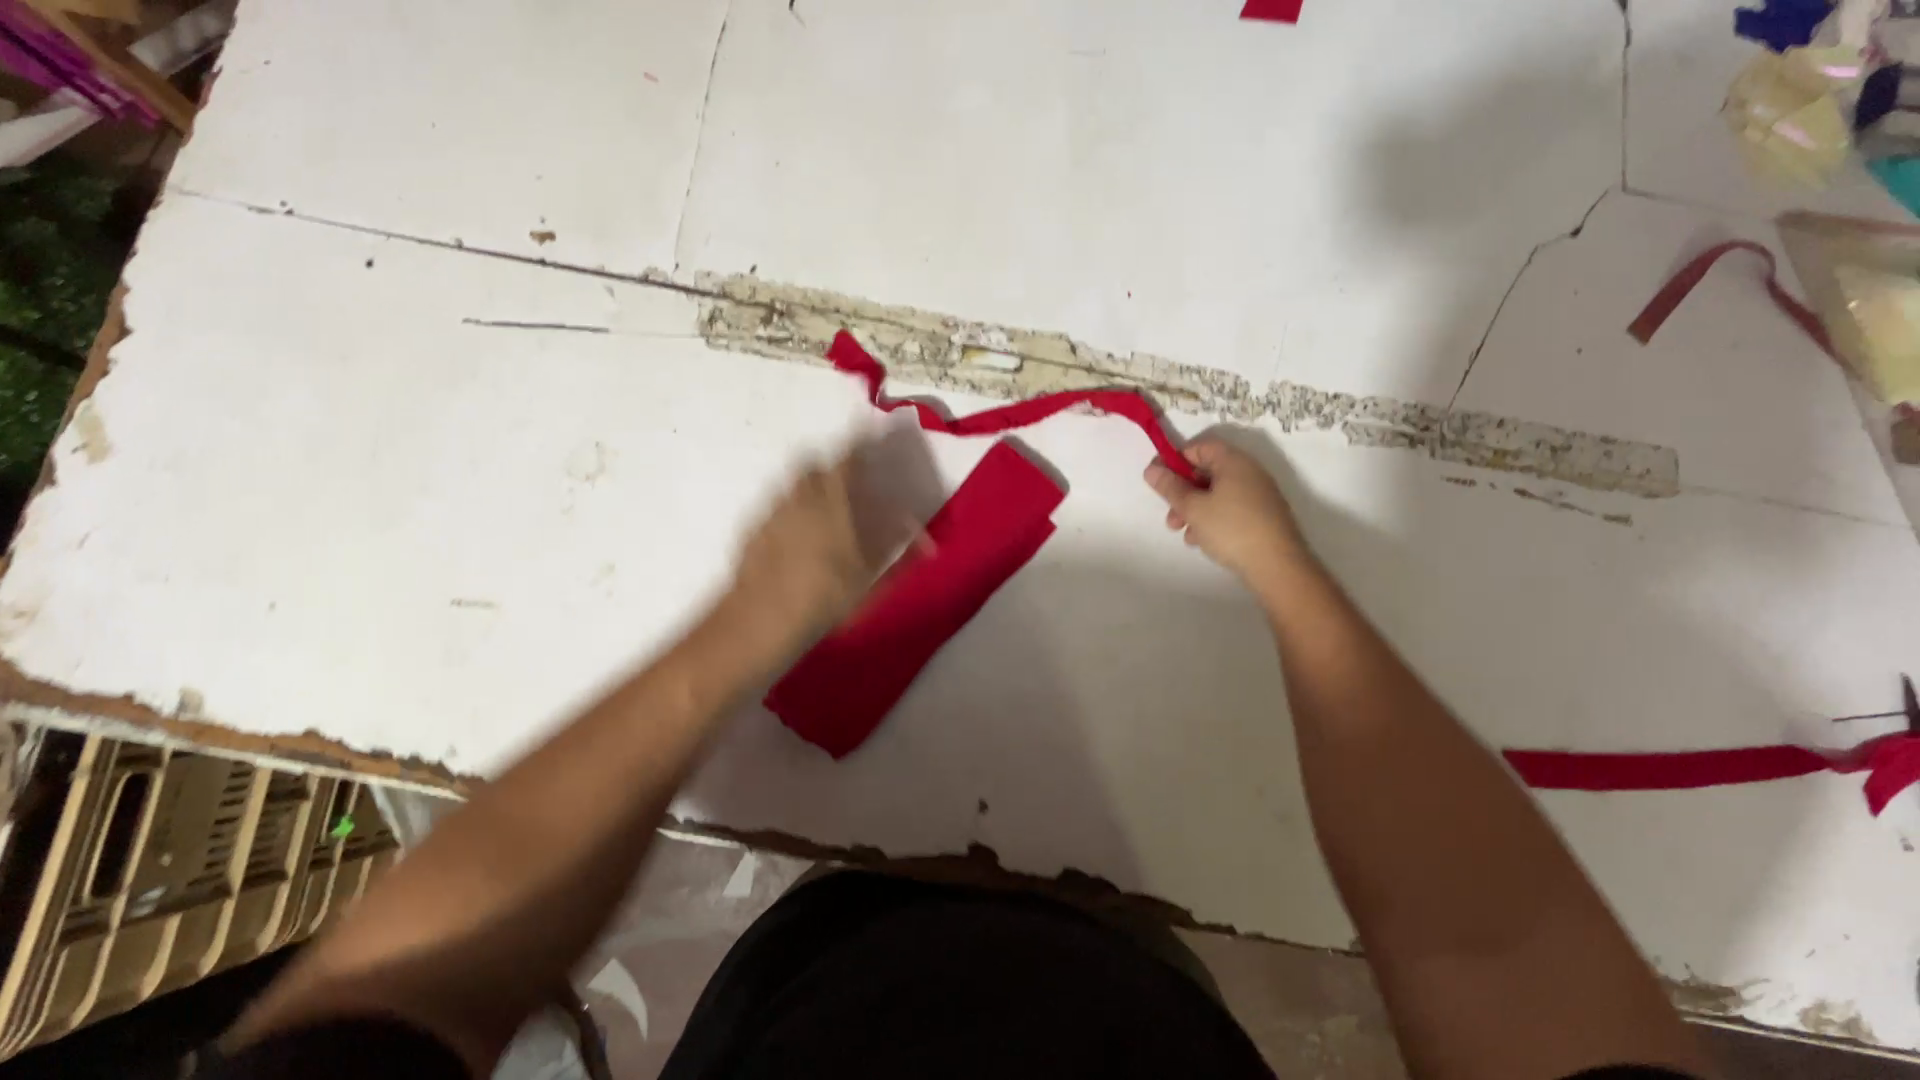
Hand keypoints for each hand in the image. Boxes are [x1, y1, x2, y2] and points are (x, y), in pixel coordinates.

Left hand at [722, 445, 909, 658]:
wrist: (756, 622)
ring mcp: (769, 511)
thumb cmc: (821, 600)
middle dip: (831, 464)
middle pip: (814, 464)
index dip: (862, 441)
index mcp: (831, 499)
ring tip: (823, 507)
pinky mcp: (751, 530)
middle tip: (848, 480)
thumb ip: (899, 554)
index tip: (873, 435)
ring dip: (808, 486)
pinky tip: (796, 536)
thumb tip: (928, 540)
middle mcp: (798, 496)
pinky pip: (774, 506)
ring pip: (791, 484)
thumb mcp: (870, 581)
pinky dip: (789, 510)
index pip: (849, 455)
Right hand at [1144, 435, 1311, 589]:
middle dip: (1183, 492)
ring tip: (1184, 533)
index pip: (1200, 447)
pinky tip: (1203, 540)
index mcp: (1233, 461)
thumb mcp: (1193, 508)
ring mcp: (1259, 494)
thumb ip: (1170, 487)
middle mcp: (1249, 472)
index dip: (1176, 459)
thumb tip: (1151, 469)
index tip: (1159, 480)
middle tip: (1170, 515)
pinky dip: (1213, 519)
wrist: (1277, 565)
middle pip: (1207, 472)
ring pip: (1217, 494)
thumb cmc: (1231, 529)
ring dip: (1195, 509)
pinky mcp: (1263, 515)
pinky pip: (1231, 508)